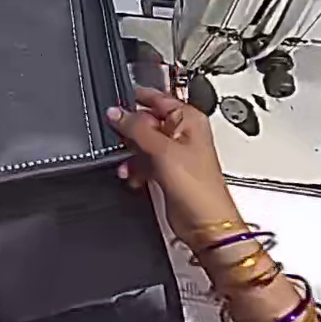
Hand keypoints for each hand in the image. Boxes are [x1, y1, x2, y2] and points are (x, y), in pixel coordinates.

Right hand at [106, 87, 242, 242]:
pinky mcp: (167, 170)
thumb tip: (116, 112)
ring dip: (131, 153)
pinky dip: (136, 167)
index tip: (115, 105)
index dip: (135, 100)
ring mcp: (174, 152)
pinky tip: (133, 175)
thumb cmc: (199, 188)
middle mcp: (182, 132)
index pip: (156, 97)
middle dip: (130, 132)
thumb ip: (136, 128)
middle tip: (119, 139)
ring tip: (127, 163)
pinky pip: (143, 160)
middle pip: (146, 120)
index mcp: (188, 118)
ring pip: (142, 142)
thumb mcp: (162, 150)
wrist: (205, 224)